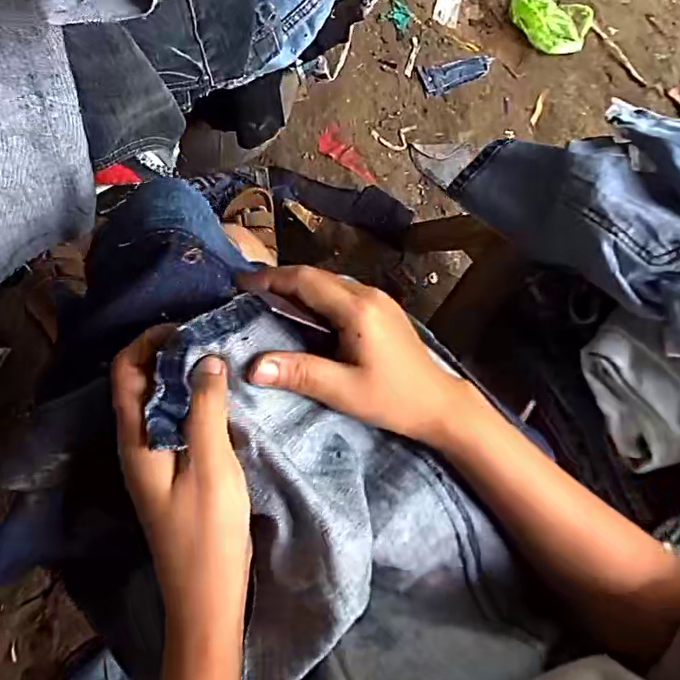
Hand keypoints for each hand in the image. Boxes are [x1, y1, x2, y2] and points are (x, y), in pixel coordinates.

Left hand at [112, 327, 251, 632]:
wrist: (207, 597)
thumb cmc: (207, 532)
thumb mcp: (211, 465)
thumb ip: (206, 409)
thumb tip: (205, 358)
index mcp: (136, 439)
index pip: (126, 370)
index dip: (150, 340)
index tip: (191, 328)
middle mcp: (137, 442)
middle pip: (140, 380)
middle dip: (169, 350)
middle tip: (212, 336)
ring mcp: (155, 456)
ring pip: (160, 398)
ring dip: (183, 372)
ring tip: (221, 357)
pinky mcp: (174, 467)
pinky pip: (177, 417)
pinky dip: (195, 396)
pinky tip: (225, 395)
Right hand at [235, 266, 496, 447]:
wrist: (440, 403)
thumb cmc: (394, 400)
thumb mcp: (344, 391)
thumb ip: (300, 374)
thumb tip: (253, 366)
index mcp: (358, 309)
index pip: (306, 280)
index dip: (270, 278)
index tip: (240, 282)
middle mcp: (368, 294)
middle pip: (316, 276)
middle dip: (280, 280)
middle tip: (246, 291)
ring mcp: (378, 299)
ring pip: (329, 283)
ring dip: (298, 287)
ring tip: (266, 299)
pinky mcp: (382, 309)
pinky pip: (341, 293)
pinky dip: (315, 297)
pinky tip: (301, 312)